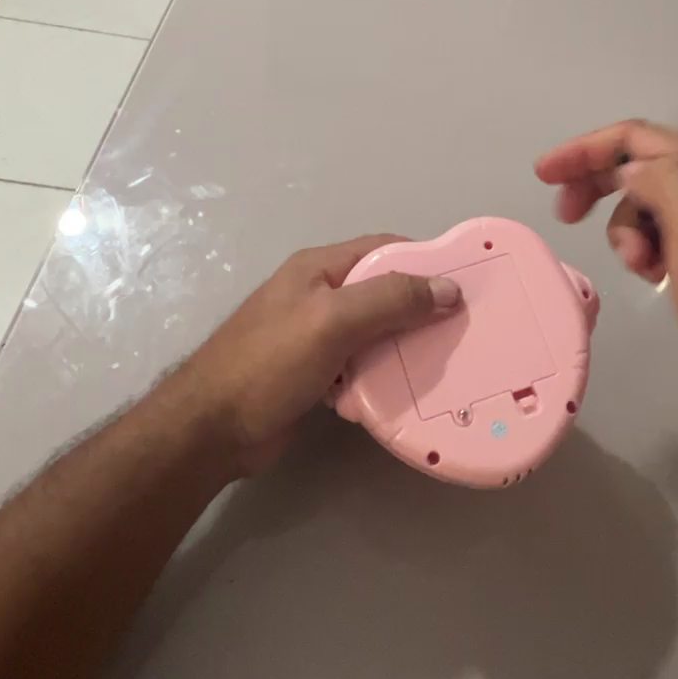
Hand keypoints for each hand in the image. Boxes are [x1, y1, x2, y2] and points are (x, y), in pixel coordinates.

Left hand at [174, 235, 460, 474]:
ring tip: (443, 362)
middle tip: (462, 329)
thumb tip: (449, 289)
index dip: (423, 259)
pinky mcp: (315, 373)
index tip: (464, 282)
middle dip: (419, 307)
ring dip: (403, 345)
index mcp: (319, 268)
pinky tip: (404, 391)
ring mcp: (314, 335)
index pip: (382, 248)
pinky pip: (360, 365)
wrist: (213, 430)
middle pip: (381, 291)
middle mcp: (318, 295)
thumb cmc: (269, 363)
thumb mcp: (332, 321)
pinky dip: (381, 374)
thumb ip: (389, 300)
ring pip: (374, 331)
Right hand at [534, 121, 677, 410]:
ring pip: (638, 202)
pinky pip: (651, 233)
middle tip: (564, 215)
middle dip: (593, 183)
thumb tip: (628, 171)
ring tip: (635, 265)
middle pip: (633, 163)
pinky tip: (648, 274)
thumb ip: (665, 185)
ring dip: (622, 229)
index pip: (635, 137)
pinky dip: (637, 248)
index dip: (585, 148)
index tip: (545, 174)